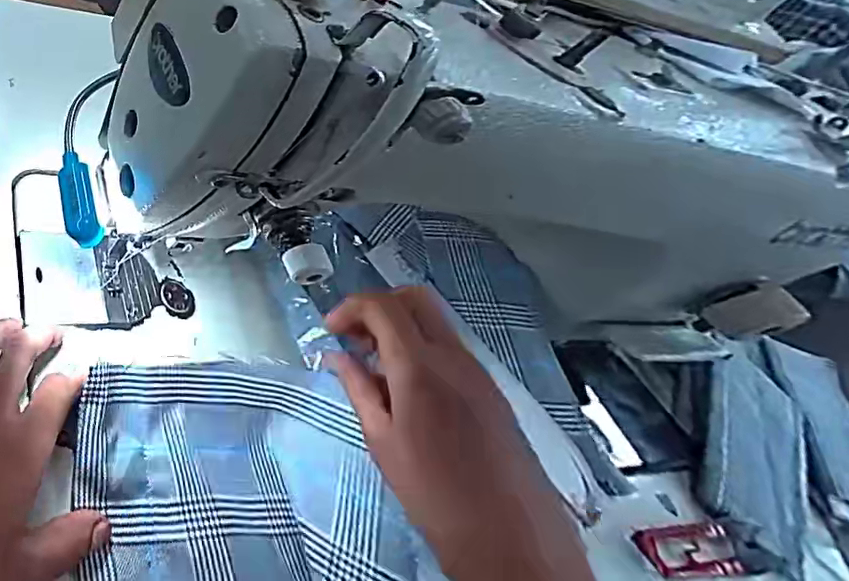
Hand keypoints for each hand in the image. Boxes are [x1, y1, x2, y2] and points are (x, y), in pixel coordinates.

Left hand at [0, 319, 108, 580]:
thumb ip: (67, 540)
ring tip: (7, 323)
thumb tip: (98, 526)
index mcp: (20, 450)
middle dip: (36, 339)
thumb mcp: (28, 565)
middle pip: (15, 360)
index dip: (71, 378)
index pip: (55, 397)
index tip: (79, 371)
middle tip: (50, 333)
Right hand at [325, 288, 592, 580]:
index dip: (348, 308)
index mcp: (421, 368)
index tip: (331, 331)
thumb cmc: (436, 496)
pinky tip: (408, 388)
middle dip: (376, 307)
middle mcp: (456, 361)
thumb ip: (357, 388)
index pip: (381, 305)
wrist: (517, 550)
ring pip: (435, 322)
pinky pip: (452, 350)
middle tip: (355, 337)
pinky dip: (422, 349)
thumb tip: (337, 357)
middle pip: (414, 299)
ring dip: (399, 327)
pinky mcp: (495, 395)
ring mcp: (481, 376)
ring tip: (377, 366)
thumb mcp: (381, 440)